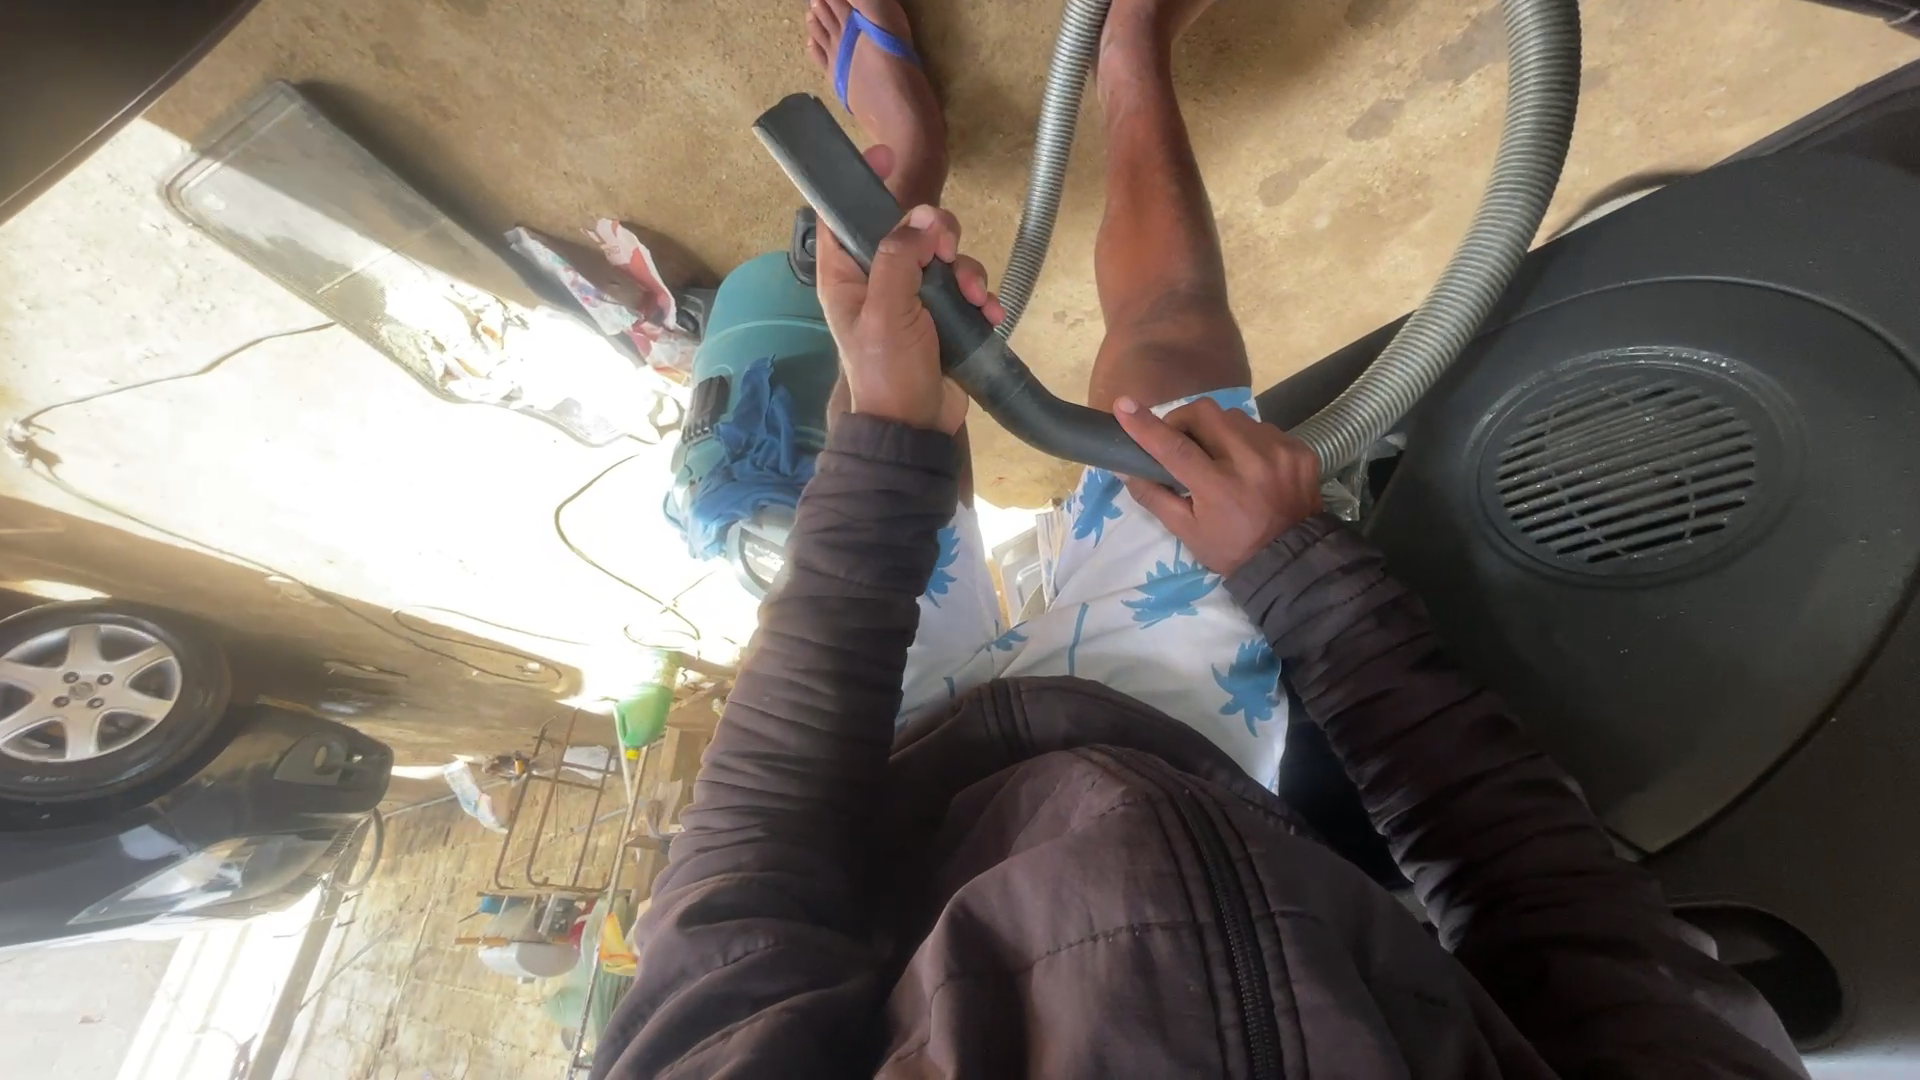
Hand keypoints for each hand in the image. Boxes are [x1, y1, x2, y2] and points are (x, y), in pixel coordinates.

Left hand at [816, 146, 1003, 433]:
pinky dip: (981, 298)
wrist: (916, 426)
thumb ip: (900, 259)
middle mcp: (879, 280)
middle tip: (950, 253)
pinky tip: (990, 316)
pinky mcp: (943, 317)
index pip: (843, 216)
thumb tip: (924, 217)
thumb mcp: (886, 313)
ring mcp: (914, 299)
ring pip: (945, 258)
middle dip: (939, 236)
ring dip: (968, 272)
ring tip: (977, 300)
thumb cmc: (887, 374)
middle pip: (909, 229)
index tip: (887, 158)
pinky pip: (966, 289)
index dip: (861, 184)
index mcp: (848, 276)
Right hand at [1115, 395, 1324, 576]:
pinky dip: (1246, 440)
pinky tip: (1248, 464)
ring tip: (1217, 456)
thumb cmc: (1231, 549)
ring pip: (1234, 417)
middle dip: (1183, 419)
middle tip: (1178, 439)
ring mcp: (1279, 451)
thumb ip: (1154, 497)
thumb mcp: (1186, 531)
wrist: (1295, 561)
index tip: (1123, 405)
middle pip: (1205, 413)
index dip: (1146, 425)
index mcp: (1218, 487)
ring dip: (1216, 430)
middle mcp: (1250, 461)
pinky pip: (1262, 428)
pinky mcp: (1299, 449)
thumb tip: (1125, 469)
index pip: (1174, 447)